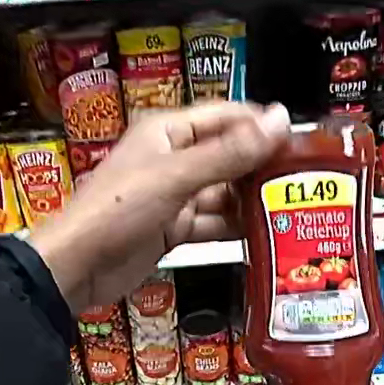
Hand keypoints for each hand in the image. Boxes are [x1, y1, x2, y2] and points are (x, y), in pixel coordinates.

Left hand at [28, 102, 289, 309]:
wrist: (77, 267)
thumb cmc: (118, 212)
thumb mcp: (176, 178)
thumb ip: (229, 153)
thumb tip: (280, 119)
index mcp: (169, 132)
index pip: (226, 116)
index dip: (262, 126)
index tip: (302, 142)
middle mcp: (174, 158)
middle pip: (229, 155)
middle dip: (263, 166)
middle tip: (306, 180)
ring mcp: (174, 196)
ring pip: (224, 192)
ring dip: (253, 200)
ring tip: (295, 208)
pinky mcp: (174, 228)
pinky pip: (213, 222)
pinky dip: (236, 228)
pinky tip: (267, 234)